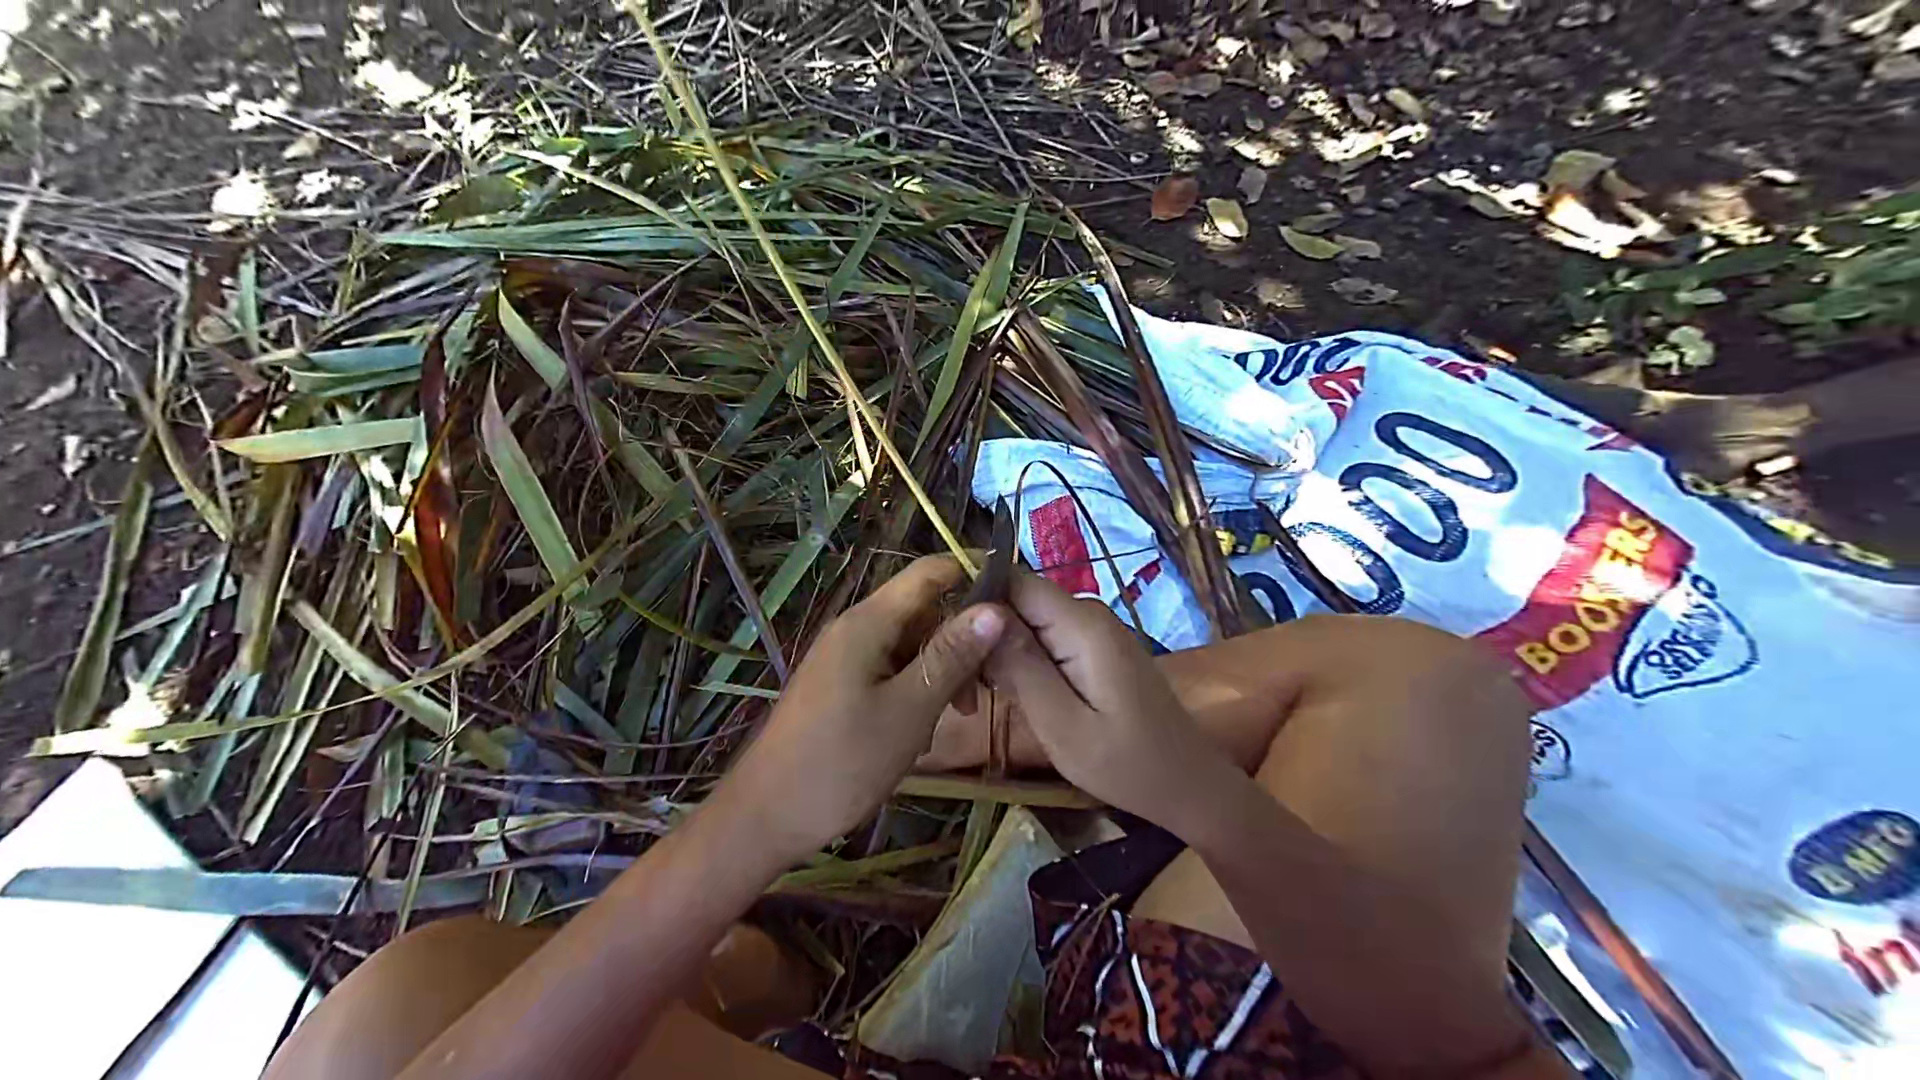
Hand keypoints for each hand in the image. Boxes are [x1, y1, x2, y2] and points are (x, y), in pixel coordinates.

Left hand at [715, 555, 1005, 857]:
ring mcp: (844, 658)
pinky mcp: (840, 685)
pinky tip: (922, 727)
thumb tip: (995, 608)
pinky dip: (915, 688)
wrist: (765, 817)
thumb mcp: (909, 710)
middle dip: (959, 638)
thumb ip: (951, 656)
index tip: (1014, 604)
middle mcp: (855, 629)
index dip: (973, 575)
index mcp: (868, 622)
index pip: (929, 572)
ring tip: (959, 713)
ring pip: (908, 643)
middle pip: (922, 610)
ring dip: (940, 669)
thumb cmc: (841, 763)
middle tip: (987, 685)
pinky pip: (889, 669)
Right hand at [984, 572, 1243, 837]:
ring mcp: (1093, 629)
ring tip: (980, 703)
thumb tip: (980, 613)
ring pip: (1025, 621)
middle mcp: (1088, 613)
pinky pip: (1044, 638)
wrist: (1187, 784)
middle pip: (1016, 601)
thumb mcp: (1063, 725)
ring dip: (998, 655)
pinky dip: (1021, 663)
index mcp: (1082, 625)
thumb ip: (1022, 667)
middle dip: (982, 638)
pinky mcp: (1093, 647)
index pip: (1012, 581)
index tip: (951, 650)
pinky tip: (1012, 697)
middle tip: (964, 696)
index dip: (975, 606)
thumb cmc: (1126, 765)